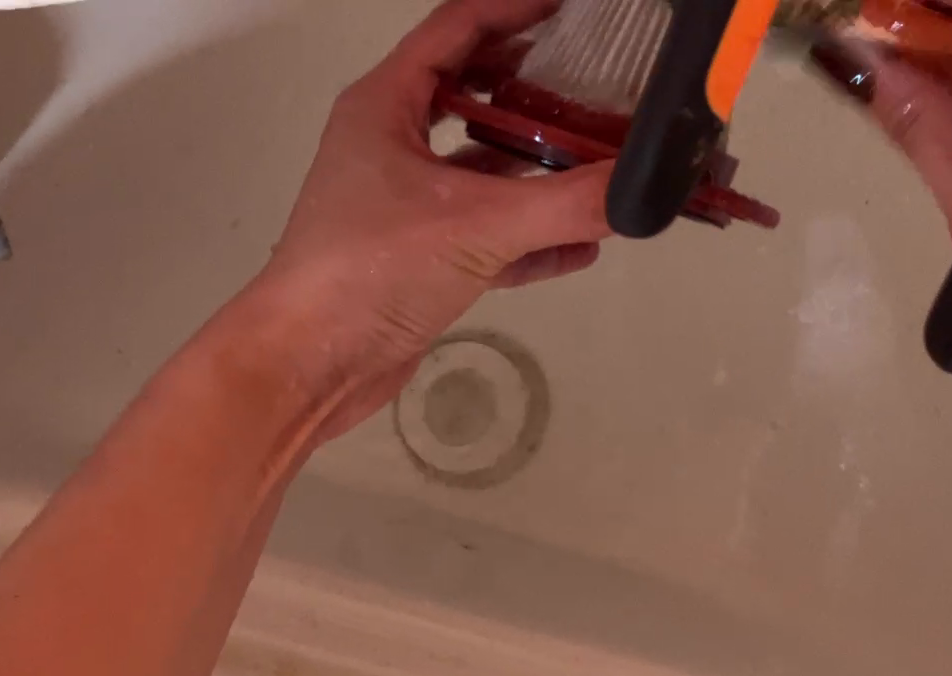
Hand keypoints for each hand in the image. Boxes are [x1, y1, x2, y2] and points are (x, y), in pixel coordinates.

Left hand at [245, 0, 614, 443]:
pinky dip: (526, 244)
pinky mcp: (415, 266)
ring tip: (606, 174)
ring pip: (480, 179)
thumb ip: (564, 204)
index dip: (519, 9)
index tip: (580, 11)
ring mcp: (402, 212)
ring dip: (539, 178)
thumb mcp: (474, 225)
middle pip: (474, 100)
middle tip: (604, 93)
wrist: (309, 364)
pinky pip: (482, 242)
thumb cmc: (371, 270)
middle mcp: (391, 150)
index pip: (458, 29)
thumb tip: (642, 192)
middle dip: (537, 96)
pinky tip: (579, 249)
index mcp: (385, 107)